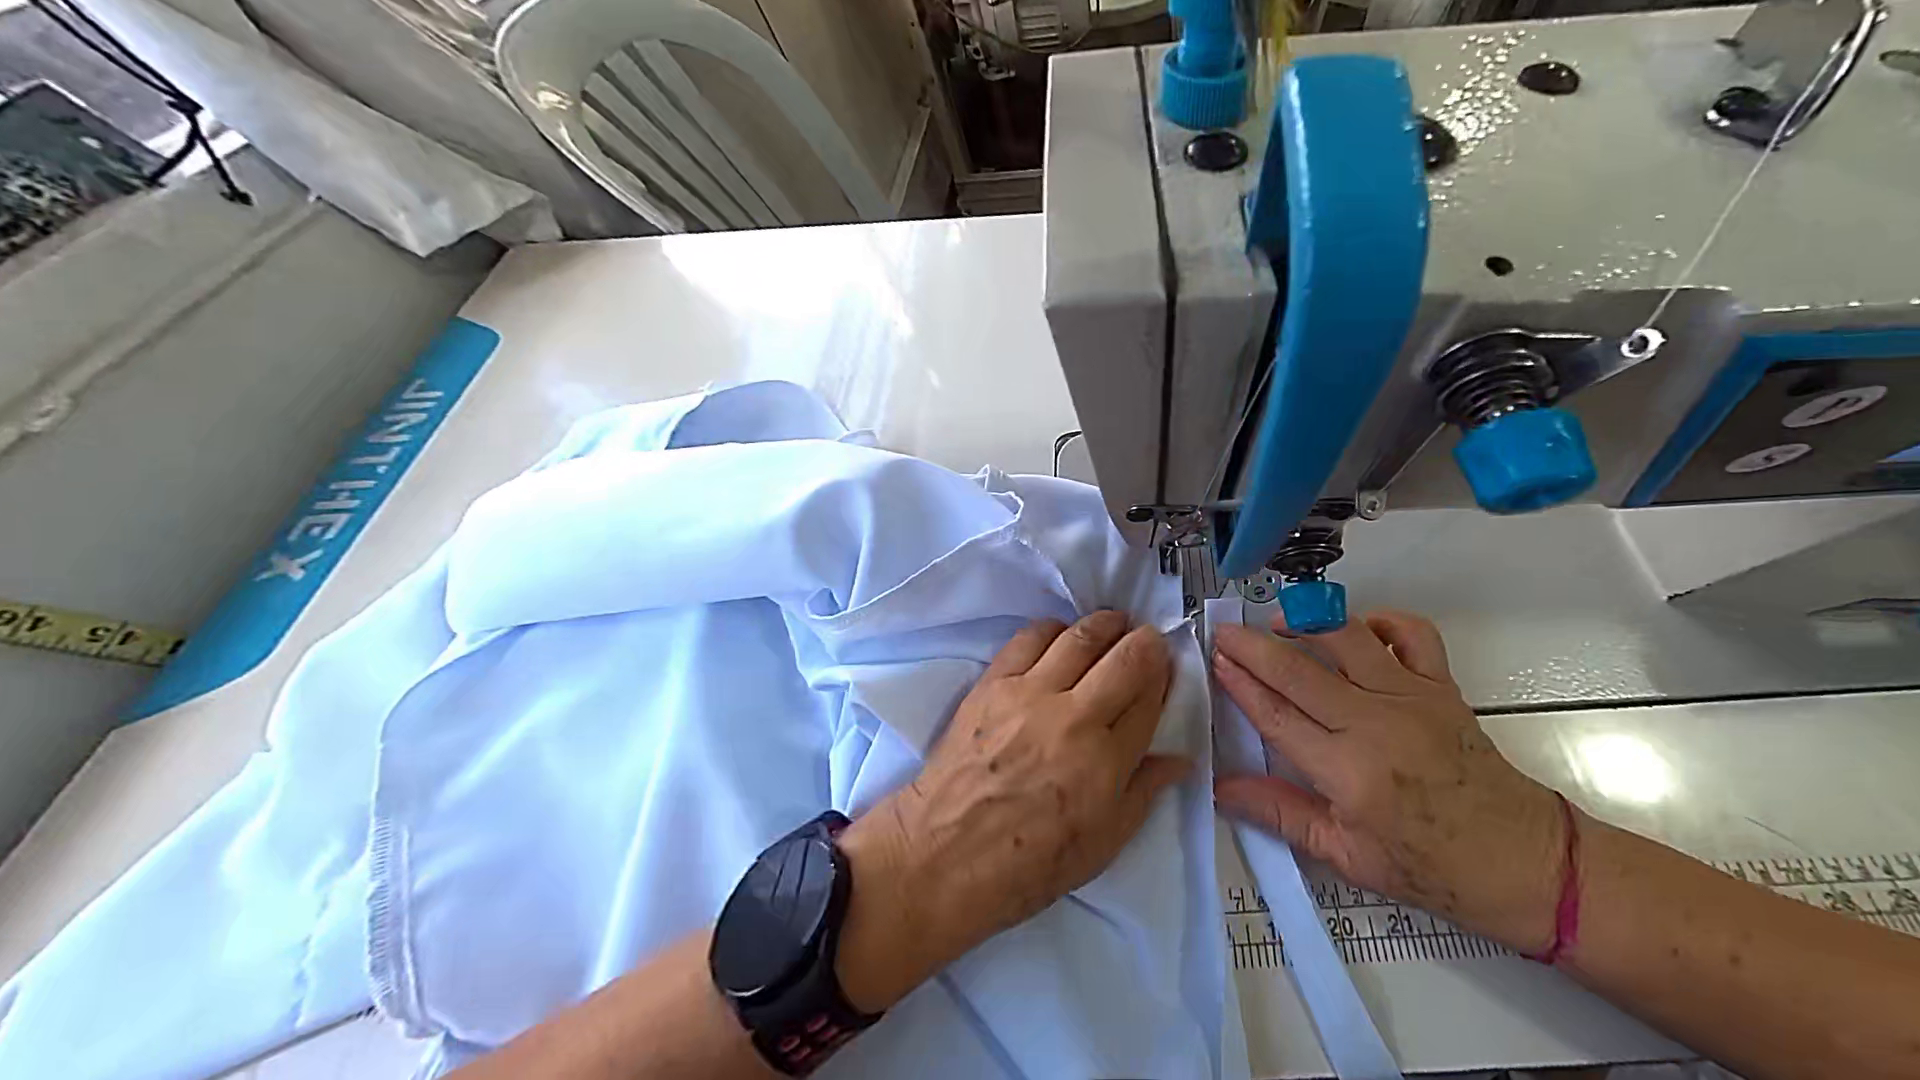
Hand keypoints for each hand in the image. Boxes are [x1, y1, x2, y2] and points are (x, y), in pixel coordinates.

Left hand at [835, 611, 1189, 1011]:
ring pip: (1078, 639)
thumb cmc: (1030, 863)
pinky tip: (1059, 634)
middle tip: (1146, 636)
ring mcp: (1030, 694)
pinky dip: (1052, 629)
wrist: (947, 853)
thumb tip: (1179, 759)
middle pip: (1123, 660)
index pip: (1149, 699)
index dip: (1163, 676)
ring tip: (1112, 623)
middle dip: (1144, 642)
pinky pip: (1028, 639)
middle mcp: (1075, 717)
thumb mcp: (1103, 844)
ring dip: (1103, 624)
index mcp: (1108, 760)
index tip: (1165, 666)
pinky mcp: (992, 684)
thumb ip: (1143, 792)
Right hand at [1211, 610, 1564, 953]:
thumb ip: (1279, 813)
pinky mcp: (1442, 687)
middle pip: (1298, 670)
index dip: (1239, 683)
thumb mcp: (1345, 856)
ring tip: (1278, 622)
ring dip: (1306, 622)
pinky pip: (1411, 634)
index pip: (1276, 714)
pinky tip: (1355, 630)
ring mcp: (1412, 699)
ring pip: (1347, 639)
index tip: (1214, 659)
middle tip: (1224, 631)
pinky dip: (1380, 620)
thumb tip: (1220, 787)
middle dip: (1252, 646)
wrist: (1525, 863)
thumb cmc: (1428, 866)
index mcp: (1348, 771)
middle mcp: (1376, 724)